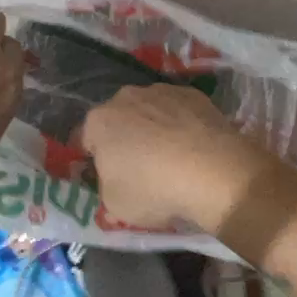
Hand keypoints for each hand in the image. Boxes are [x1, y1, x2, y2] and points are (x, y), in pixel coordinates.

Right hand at [80, 83, 280, 231]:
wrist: (213, 171)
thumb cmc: (154, 189)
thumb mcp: (115, 206)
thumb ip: (106, 187)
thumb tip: (113, 179)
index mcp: (99, 121)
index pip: (83, 139)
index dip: (92, 160)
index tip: (105, 178)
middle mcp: (125, 97)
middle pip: (117, 120)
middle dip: (123, 139)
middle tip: (138, 170)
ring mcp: (160, 91)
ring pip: (147, 111)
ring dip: (152, 129)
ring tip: (171, 159)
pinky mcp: (191, 93)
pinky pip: (176, 110)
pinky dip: (179, 124)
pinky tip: (193, 148)